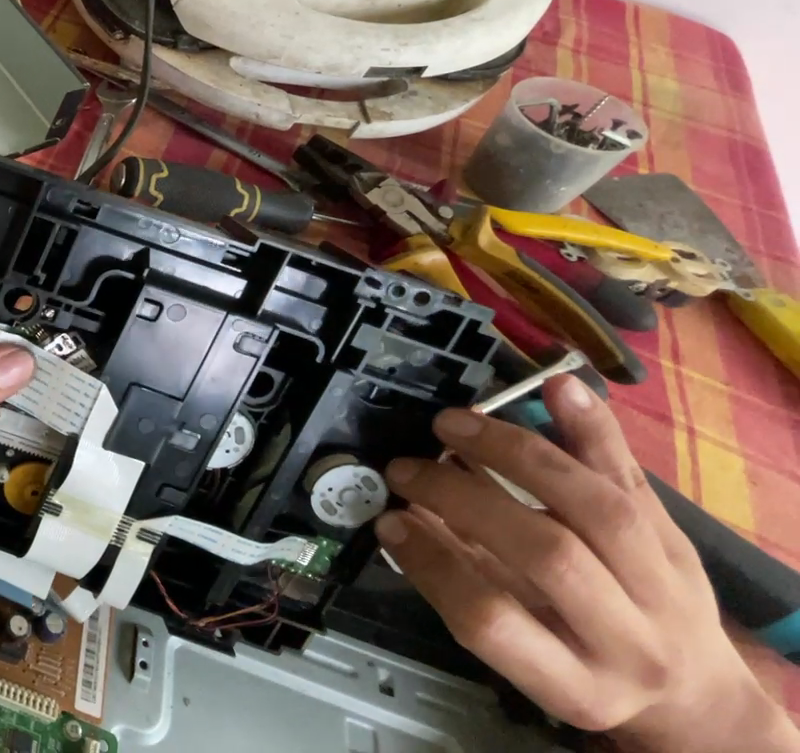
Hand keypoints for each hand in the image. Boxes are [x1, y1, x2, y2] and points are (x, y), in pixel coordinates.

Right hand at [377, 377, 799, 751]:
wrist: (691, 694)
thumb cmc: (579, 670)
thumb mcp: (521, 659)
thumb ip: (463, 589)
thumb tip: (397, 518)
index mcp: (576, 682)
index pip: (494, 620)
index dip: (432, 564)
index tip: (389, 521)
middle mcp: (634, 642)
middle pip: (550, 556)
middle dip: (464, 498)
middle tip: (406, 468)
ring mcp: (670, 589)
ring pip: (600, 509)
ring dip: (517, 454)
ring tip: (455, 424)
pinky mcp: (680, 542)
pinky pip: (637, 479)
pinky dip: (594, 427)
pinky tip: (559, 385)